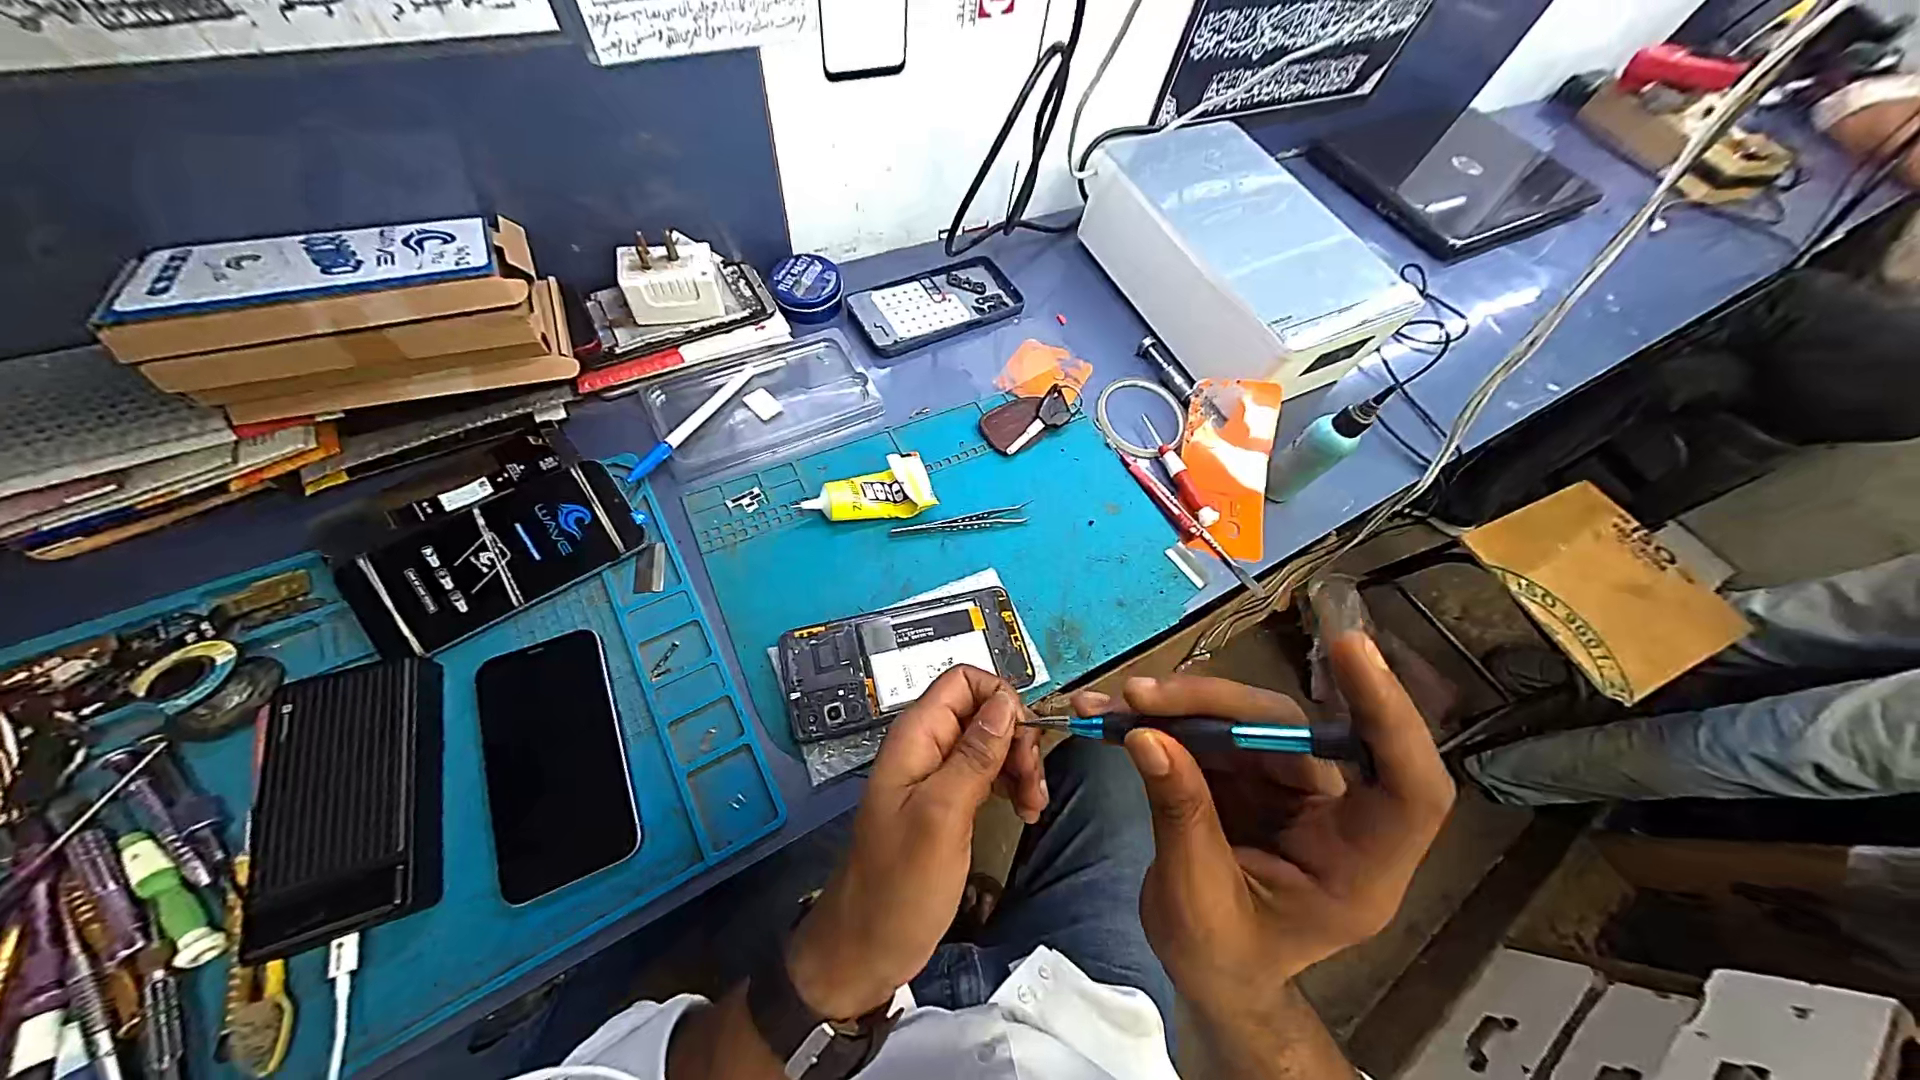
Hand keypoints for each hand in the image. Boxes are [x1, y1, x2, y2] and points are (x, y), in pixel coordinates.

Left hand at [787, 665, 1045, 1019]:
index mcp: (916, 736)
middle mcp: (927, 745)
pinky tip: (1023, 809)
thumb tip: (1006, 702)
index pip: (964, 680)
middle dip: (1017, 738)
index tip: (1023, 742)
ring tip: (1031, 805)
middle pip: (984, 710)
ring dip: (1020, 765)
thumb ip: (974, 755)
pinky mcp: (950, 798)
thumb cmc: (897, 886)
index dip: (1000, 699)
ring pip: (992, 740)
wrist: (867, 945)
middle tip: (1031, 784)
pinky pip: (988, 771)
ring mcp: (939, 772)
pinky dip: (1011, 784)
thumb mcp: (941, 816)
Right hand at [1095, 633, 1453, 1021]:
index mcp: (1358, 865)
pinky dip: (1157, 721)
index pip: (1406, 786)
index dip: (1387, 715)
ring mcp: (1285, 786)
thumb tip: (1147, 736)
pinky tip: (1108, 713)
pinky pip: (1203, 730)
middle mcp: (1331, 811)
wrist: (1207, 972)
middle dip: (1214, 705)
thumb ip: (1181, 815)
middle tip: (1141, 695)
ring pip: (1239, 719)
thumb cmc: (1222, 959)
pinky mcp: (1244, 772)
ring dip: (1174, 706)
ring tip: (1112, 704)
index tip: (1349, 649)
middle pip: (1288, 731)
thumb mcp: (1198, 901)